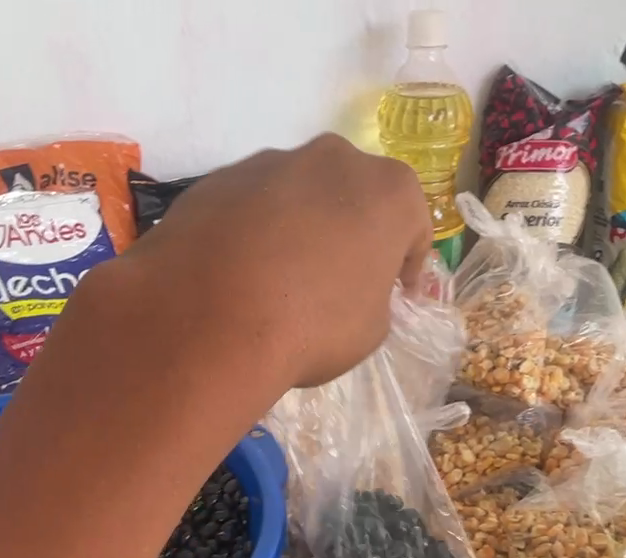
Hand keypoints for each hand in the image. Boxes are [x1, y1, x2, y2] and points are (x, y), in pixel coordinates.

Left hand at [94, 134, 431, 388]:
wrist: (212, 319)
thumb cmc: (314, 325)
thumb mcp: (371, 329)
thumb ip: (375, 296)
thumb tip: (354, 289)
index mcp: (388, 191)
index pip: (413, 226)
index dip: (406, 266)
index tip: (396, 296)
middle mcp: (333, 158)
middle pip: (354, 198)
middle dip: (352, 234)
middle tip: (340, 282)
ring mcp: (271, 162)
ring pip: (300, 197)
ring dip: (301, 230)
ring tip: (282, 282)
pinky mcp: (219, 178)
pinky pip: (253, 208)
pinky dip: (256, 235)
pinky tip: (243, 278)